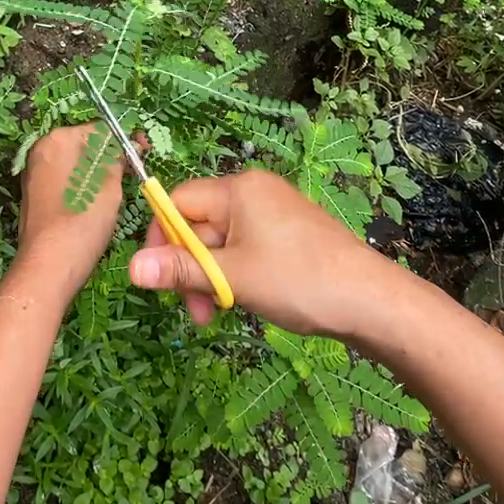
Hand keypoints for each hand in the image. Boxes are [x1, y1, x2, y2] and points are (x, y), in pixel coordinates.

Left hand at [16, 124, 124, 289]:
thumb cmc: (82, 222)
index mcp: (57, 140)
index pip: (99, 129)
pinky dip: (83, 187)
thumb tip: (125, 143)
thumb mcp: (109, 185)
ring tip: (117, 193)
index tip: (145, 151)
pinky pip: (66, 181)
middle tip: (133, 174)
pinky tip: (95, 206)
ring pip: (77, 165)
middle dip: (110, 156)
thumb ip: (116, 157)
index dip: (125, 139)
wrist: (48, 268)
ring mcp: (35, 174)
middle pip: (86, 145)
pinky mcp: (35, 196)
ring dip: (98, 173)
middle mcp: (41, 151)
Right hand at [126, 169, 393, 335]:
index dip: (163, 238)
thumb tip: (130, 268)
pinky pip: (246, 245)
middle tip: (199, 312)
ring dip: (213, 275)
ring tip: (220, 313)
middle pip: (200, 222)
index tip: (163, 280)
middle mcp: (253, 190)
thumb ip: (181, 270)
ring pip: (222, 239)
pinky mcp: (289, 231)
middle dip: (192, 266)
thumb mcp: (233, 278)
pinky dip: (237, 272)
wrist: (373, 300)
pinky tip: (245, 299)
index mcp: (238, 189)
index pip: (178, 200)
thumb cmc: (299, 281)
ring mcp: (274, 210)